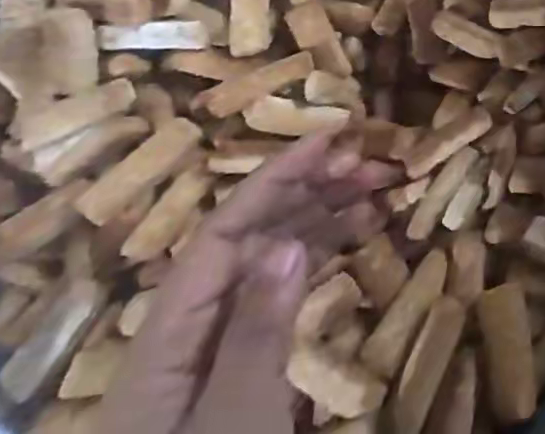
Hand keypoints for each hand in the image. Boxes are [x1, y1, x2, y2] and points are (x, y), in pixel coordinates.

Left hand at [99, 132, 397, 433]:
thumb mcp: (232, 424)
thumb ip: (255, 334)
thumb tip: (287, 241)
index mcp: (168, 332)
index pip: (226, 231)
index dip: (278, 177)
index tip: (333, 140)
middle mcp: (190, 324)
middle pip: (250, 234)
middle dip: (311, 190)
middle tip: (373, 165)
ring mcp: (215, 343)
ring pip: (270, 256)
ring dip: (322, 217)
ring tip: (376, 192)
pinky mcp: (239, 362)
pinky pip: (281, 289)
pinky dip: (320, 257)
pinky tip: (353, 239)